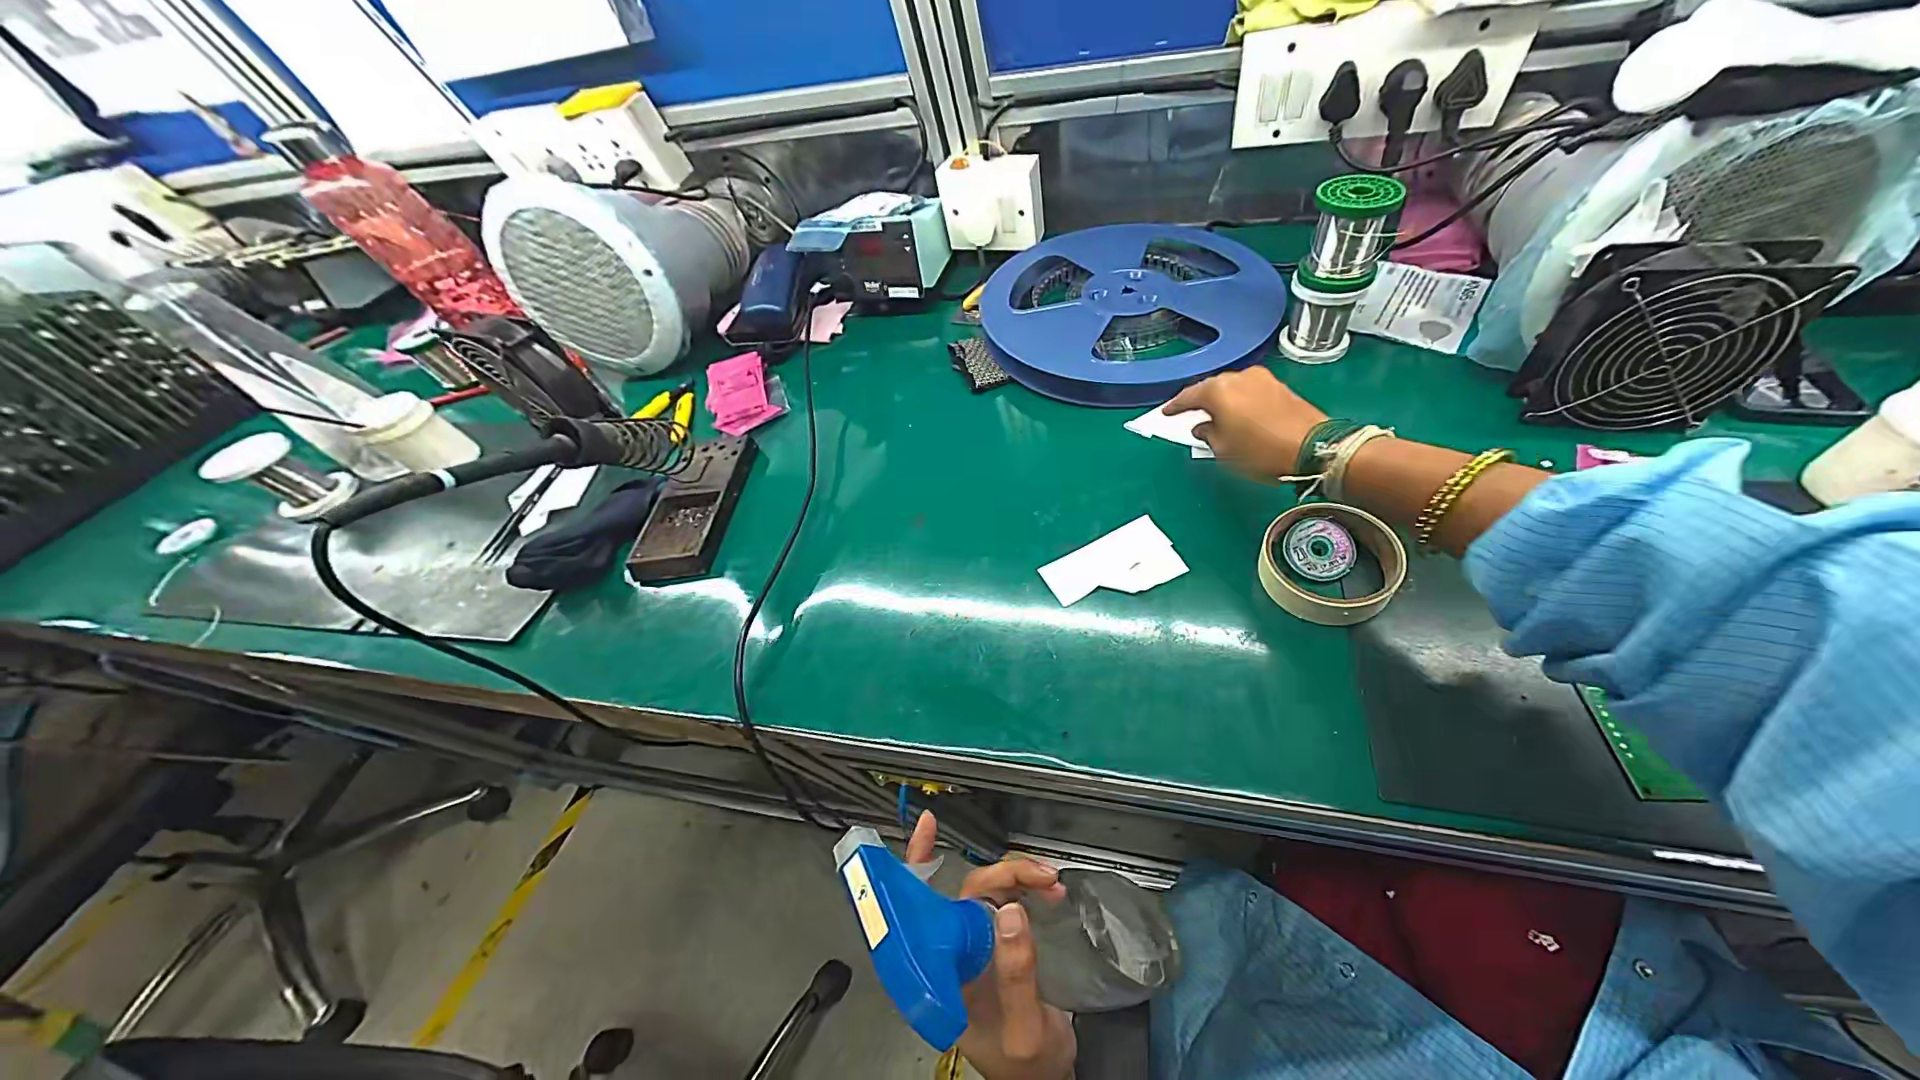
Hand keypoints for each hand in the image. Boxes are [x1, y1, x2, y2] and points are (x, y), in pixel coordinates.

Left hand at [906, 811, 1074, 1079]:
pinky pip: (1006, 900)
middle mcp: (953, 953)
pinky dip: (1026, 886)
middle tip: (1040, 874)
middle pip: (965, 891)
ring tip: (1050, 881)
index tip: (927, 828)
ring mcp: (975, 946)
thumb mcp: (1022, 1027)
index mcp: (941, 975)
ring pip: (988, 890)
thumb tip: (1010, 911)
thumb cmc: (1024, 1064)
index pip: (918, 910)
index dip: (918, 864)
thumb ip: (1015, 974)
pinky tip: (1046, 887)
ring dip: (1019, 876)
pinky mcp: (998, 942)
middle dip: (1003, 872)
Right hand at [1165, 367, 1327, 481]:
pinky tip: (1239, 416)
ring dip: (1222, 401)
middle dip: (1200, 401)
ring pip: (1232, 388)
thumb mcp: (1223, 450)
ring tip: (1216, 418)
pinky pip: (1249, 391)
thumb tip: (1204, 427)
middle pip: (1211, 387)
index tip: (1167, 413)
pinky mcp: (1280, 387)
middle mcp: (1239, 378)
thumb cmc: (1262, 451)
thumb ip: (1207, 434)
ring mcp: (1262, 380)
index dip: (1175, 407)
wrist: (1313, 449)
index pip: (1188, 396)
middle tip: (1190, 415)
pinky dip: (1240, 401)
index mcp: (1218, 390)